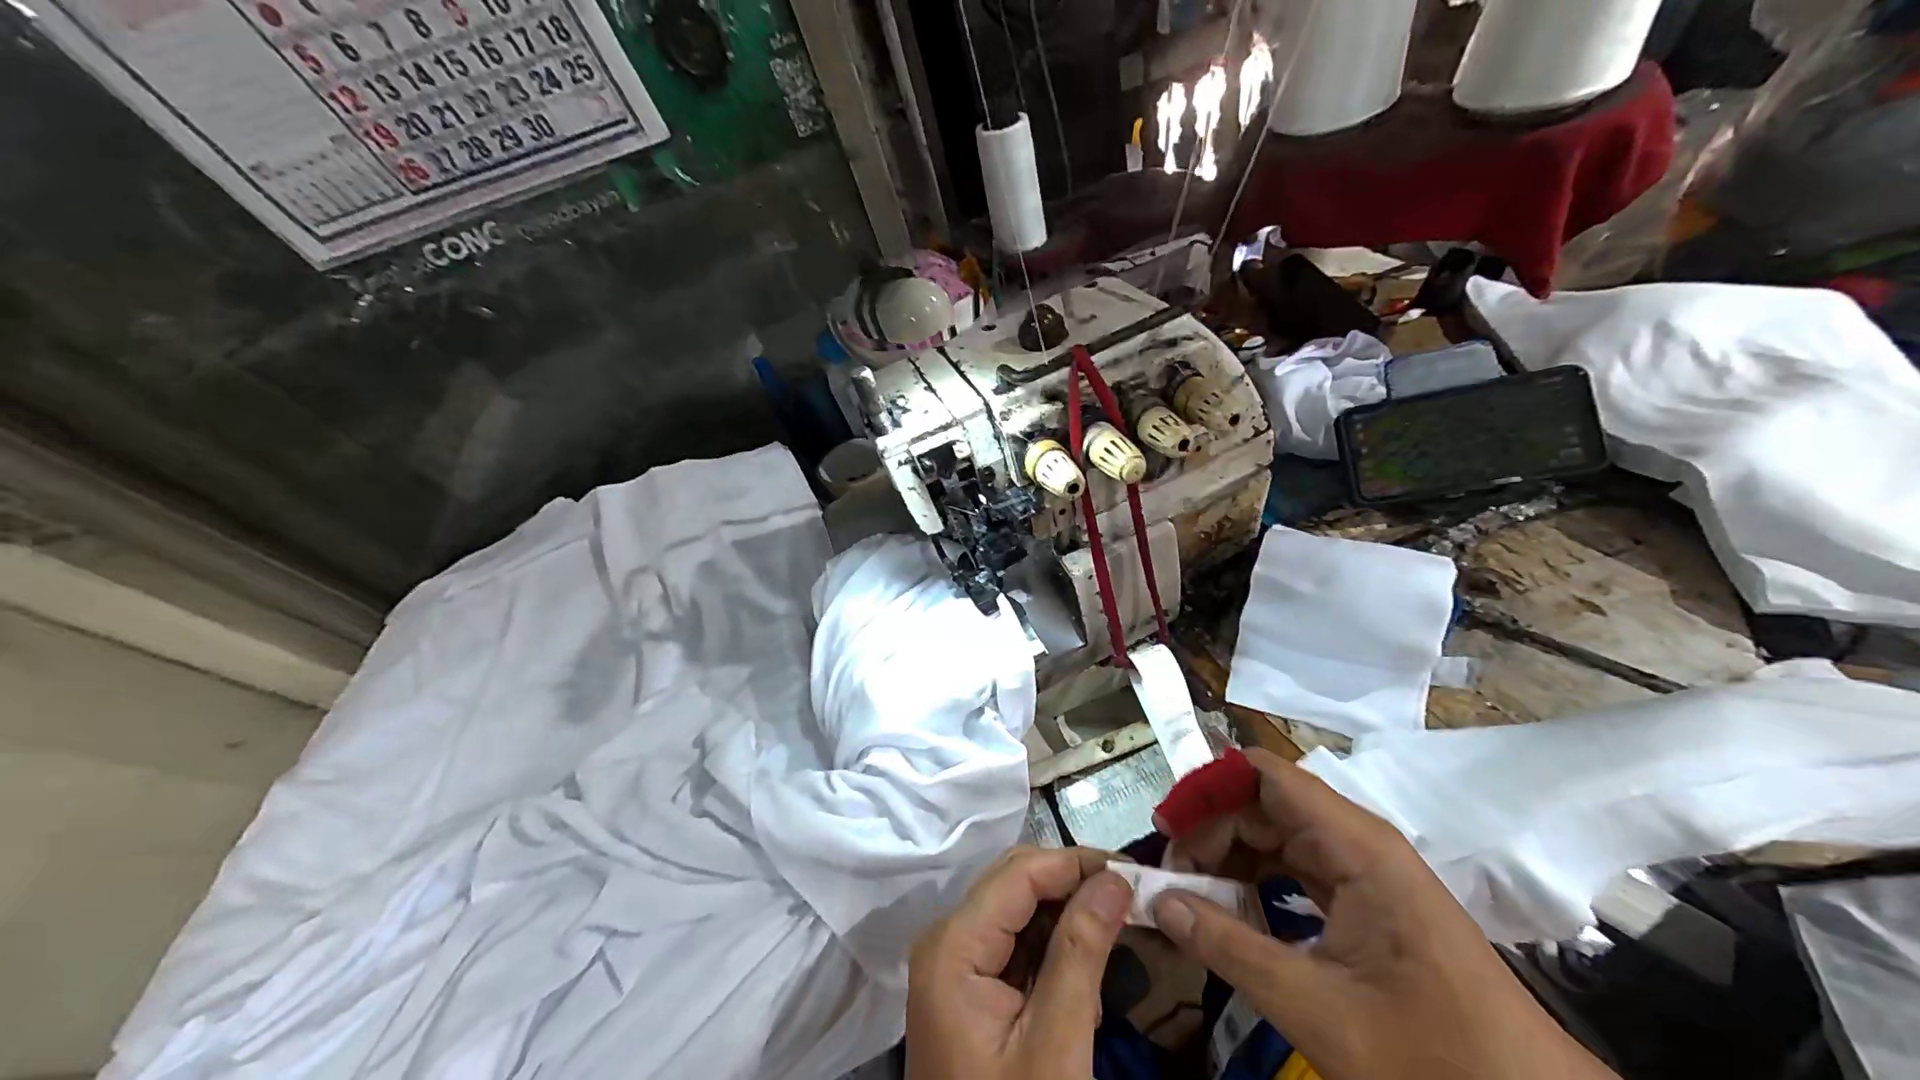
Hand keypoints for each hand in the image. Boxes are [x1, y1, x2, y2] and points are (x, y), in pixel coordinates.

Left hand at [906, 847, 1133, 1079]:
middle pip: (1016, 882)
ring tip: (1116, 939)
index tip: (1134, 873)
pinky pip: (1014, 942)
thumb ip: (1082, 953)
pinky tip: (1085, 977)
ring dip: (1067, 916)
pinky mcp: (968, 984)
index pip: (1020, 873)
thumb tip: (1115, 879)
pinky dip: (1053, 947)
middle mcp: (946, 938)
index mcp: (953, 945)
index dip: (1076, 863)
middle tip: (1132, 901)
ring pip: (1018, 908)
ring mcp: (954, 960)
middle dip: (1073, 884)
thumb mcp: (1055, 1043)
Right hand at [1152, 748, 1616, 1079]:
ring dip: (1228, 856)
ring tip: (1189, 891)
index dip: (1209, 787)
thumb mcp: (1317, 1008)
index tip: (1165, 827)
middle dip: (1210, 829)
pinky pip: (1295, 868)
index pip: (1265, 775)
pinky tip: (1231, 911)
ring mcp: (1363, 870)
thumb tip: (1158, 901)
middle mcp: (1357, 843)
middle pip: (1264, 804)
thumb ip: (1229, 948)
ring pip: (1276, 836)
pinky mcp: (1366, 899)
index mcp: (1354, 846)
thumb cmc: (1431, 1056)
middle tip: (1169, 873)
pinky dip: (1255, 881)